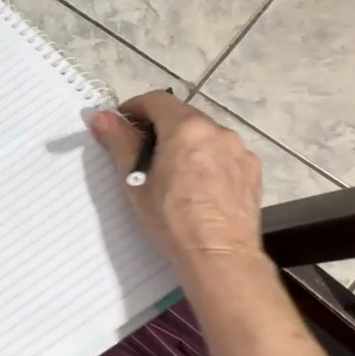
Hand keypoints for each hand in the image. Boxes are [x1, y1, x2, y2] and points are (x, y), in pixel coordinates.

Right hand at [89, 91, 264, 276]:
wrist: (218, 254)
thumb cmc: (170, 216)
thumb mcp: (135, 179)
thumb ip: (119, 141)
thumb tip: (102, 117)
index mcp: (187, 128)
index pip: (156, 101)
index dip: (134, 108)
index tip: (120, 125)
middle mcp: (218, 132)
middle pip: (182, 117)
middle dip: (159, 128)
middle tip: (140, 153)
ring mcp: (240, 152)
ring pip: (204, 136)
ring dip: (184, 144)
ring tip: (170, 172)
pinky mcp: (252, 172)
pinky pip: (223, 154)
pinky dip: (206, 159)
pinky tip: (196, 186)